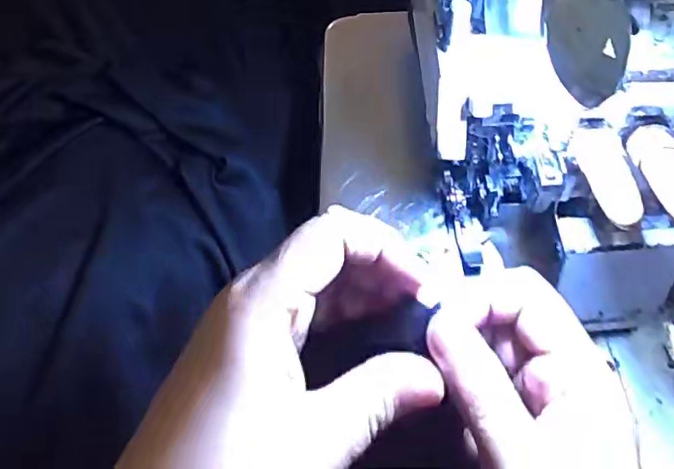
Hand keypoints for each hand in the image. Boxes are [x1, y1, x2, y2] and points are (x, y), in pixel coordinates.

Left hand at [117, 207, 446, 468]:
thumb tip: (438, 374)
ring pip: (315, 278)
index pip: (335, 232)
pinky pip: (299, 309)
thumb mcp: (311, 442)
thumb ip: (380, 394)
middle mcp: (249, 296)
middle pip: (327, 248)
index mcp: (261, 298)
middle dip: (381, 267)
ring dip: (364, 290)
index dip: (386, 246)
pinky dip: (340, 314)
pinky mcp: (235, 353)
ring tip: (405, 320)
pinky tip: (366, 340)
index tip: (423, 286)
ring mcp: (239, 323)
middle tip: (423, 305)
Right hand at [426, 267, 638, 468]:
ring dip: (455, 367)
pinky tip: (438, 414)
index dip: (478, 297)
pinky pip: (486, 400)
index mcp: (577, 367)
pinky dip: (459, 404)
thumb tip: (440, 322)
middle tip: (415, 352)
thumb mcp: (522, 458)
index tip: (432, 324)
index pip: (526, 296)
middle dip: (461, 330)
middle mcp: (562, 377)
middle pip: (506, 324)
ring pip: (491, 362)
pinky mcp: (524, 440)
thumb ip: (480, 387)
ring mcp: (543, 410)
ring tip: (421, 382)